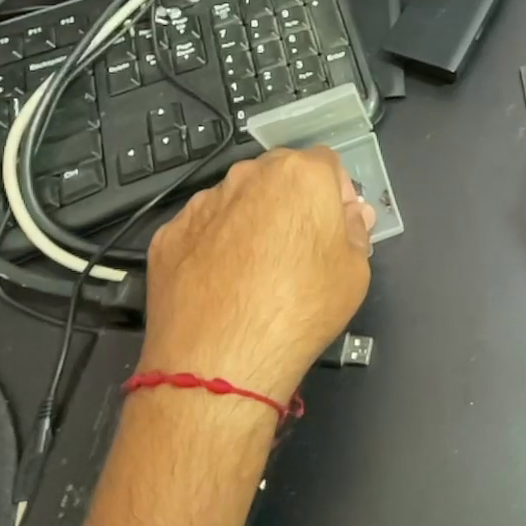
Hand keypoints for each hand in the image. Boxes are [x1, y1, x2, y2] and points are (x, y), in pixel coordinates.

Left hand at [138, 147, 374, 400]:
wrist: (219, 362)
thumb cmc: (300, 310)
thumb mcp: (356, 272)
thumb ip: (356, 232)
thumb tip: (352, 215)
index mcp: (301, 175)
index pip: (326, 164)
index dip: (336, 194)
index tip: (336, 227)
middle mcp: (249, 175)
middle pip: (279, 175)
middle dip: (292, 201)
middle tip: (299, 248)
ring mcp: (203, 203)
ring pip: (238, 199)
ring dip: (251, 220)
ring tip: (255, 272)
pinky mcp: (169, 234)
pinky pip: (203, 229)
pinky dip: (214, 245)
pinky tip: (222, 283)